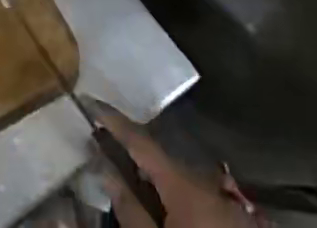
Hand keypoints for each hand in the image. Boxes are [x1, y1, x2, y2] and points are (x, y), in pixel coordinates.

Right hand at [90, 102, 257, 227]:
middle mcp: (201, 181)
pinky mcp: (223, 214)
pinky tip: (154, 199)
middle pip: (158, 156)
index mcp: (181, 185)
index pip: (142, 142)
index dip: (115, 121)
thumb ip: (129, 209)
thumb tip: (106, 171)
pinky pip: (187, 190)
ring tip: (123, 168)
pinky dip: (165, 188)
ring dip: (148, 170)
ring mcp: (216, 197)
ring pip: (173, 173)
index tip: (92, 102)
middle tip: (102, 139)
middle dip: (131, 147)